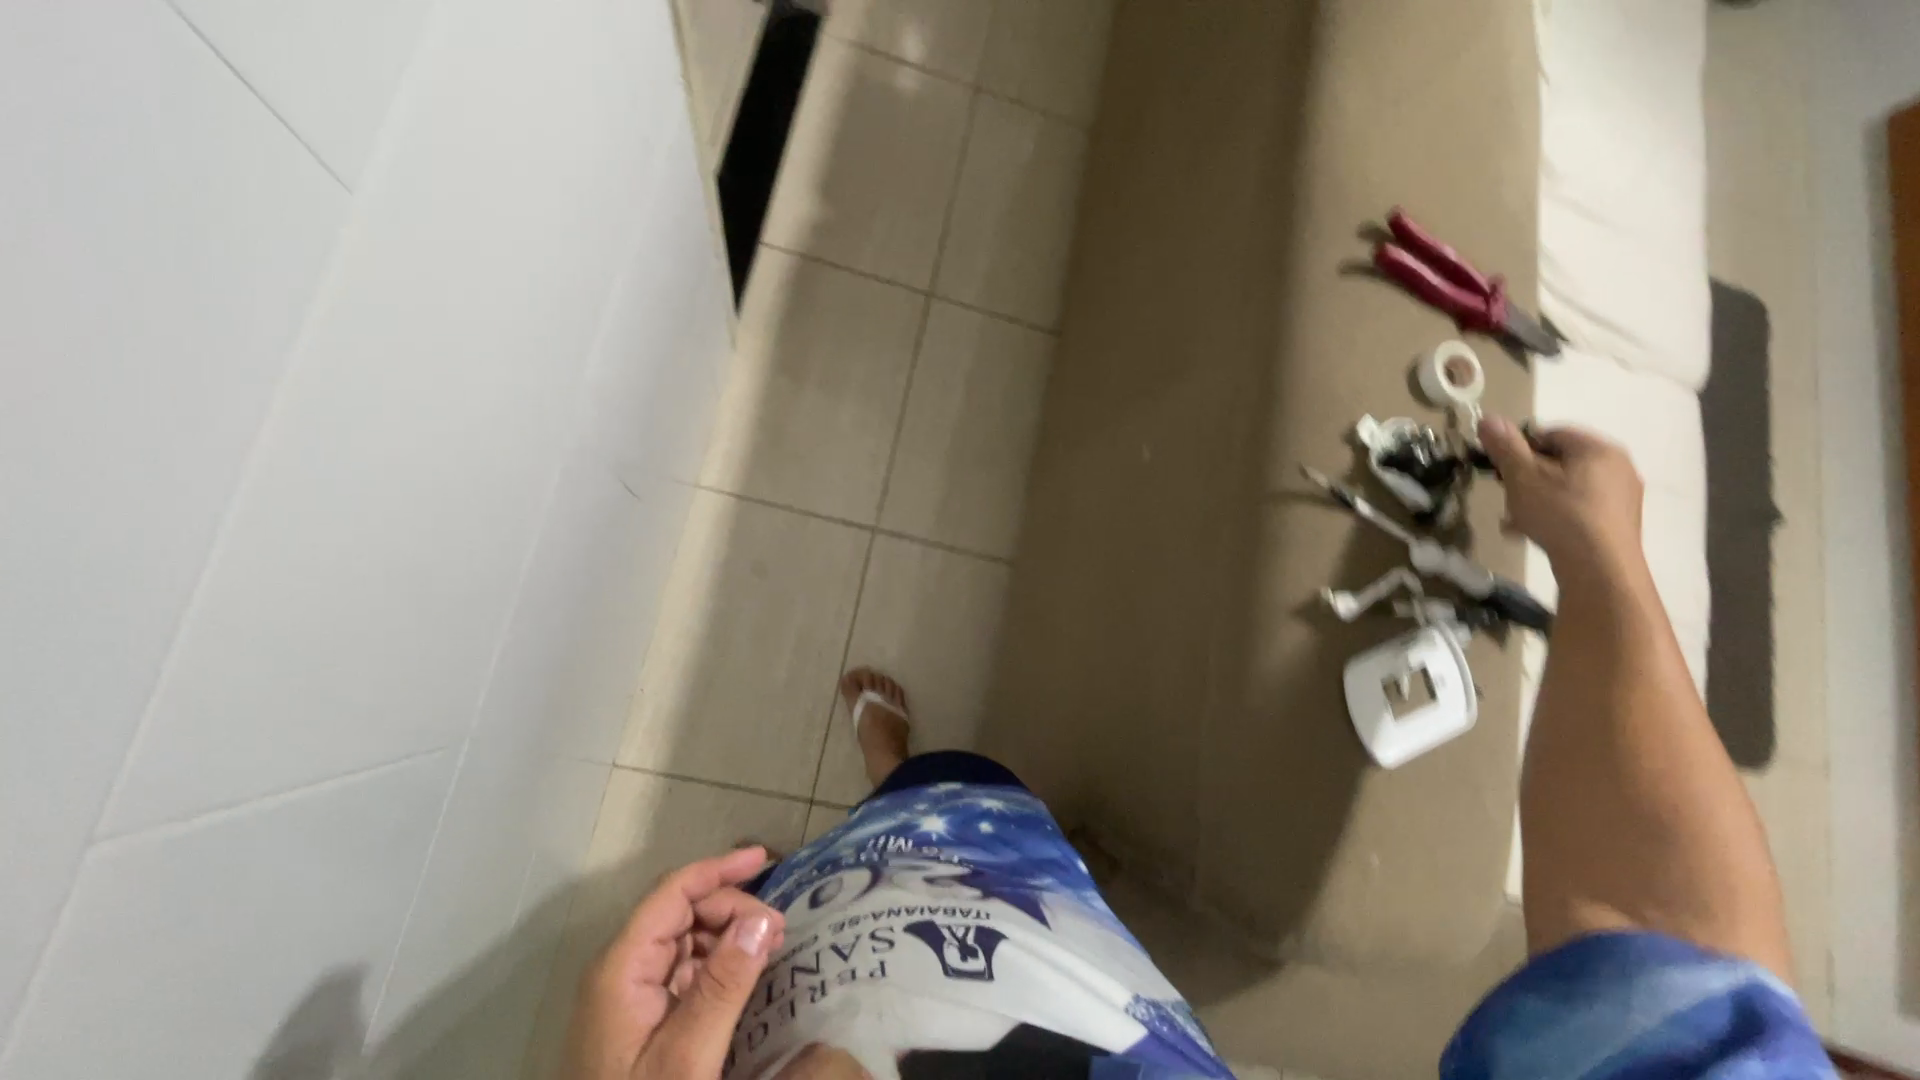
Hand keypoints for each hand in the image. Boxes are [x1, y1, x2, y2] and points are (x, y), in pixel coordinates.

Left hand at [563, 847, 785, 1079]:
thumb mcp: (688, 1056)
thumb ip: (724, 984)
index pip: (672, 893)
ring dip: (727, 933)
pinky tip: (743, 974)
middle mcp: (621, 969)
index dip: (719, 870)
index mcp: (622, 967)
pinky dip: (717, 961)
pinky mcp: (640, 1017)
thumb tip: (763, 917)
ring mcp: (628, 993)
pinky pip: (683, 969)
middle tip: (778, 931)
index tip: (765, 860)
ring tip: (768, 949)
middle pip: (680, 911)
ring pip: (684, 937)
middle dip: (731, 908)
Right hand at [1478, 417, 1645, 577]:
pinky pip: (1580, 508)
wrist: (1600, 567)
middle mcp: (1617, 466)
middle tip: (1507, 497)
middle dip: (1526, 478)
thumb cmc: (1559, 514)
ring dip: (1537, 499)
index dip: (1519, 448)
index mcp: (1597, 448)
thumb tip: (1487, 418)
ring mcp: (1623, 496)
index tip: (1500, 470)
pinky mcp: (1620, 522)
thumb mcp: (1522, 477)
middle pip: (1559, 462)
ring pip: (1567, 487)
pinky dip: (1556, 515)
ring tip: (1517, 520)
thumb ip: (1505, 447)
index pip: (1551, 433)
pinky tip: (1537, 533)